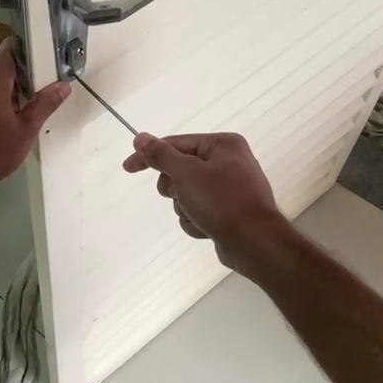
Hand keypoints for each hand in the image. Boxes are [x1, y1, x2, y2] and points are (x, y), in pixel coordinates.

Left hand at [0, 39, 69, 192]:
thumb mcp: (26, 130)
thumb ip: (44, 104)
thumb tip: (62, 86)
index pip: (8, 49)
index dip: (26, 49)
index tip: (42, 58)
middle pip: (1, 71)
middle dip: (20, 80)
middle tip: (38, 97)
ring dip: (6, 96)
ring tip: (20, 117)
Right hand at [122, 132, 291, 274]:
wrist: (255, 244)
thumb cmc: (222, 202)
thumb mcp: (186, 173)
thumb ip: (161, 155)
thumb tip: (141, 138)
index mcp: (222, 145)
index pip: (175, 144)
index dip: (149, 156)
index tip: (128, 167)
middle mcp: (228, 162)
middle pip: (179, 170)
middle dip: (176, 189)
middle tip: (182, 196)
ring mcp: (229, 189)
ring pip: (186, 194)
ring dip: (185, 208)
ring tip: (200, 216)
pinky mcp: (227, 212)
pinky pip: (198, 211)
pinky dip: (197, 221)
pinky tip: (208, 228)